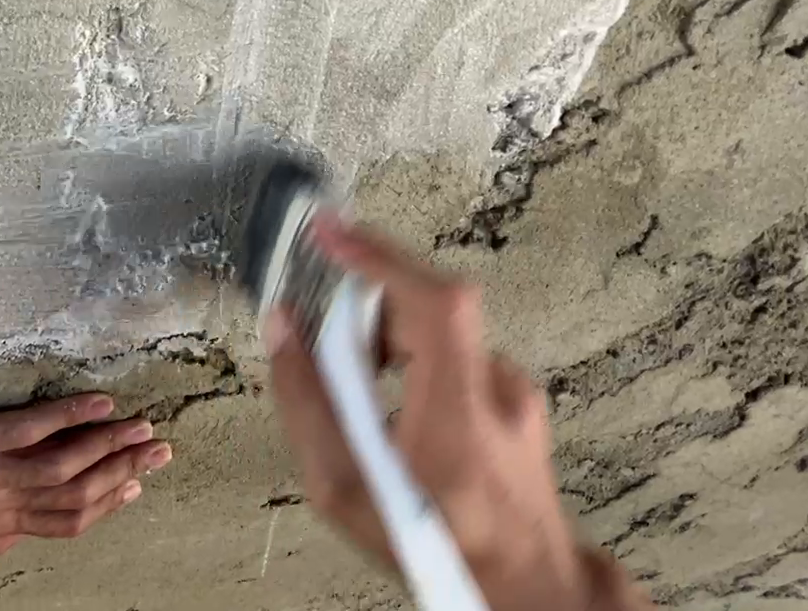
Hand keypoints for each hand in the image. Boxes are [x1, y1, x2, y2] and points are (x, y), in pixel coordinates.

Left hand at [0, 393, 172, 567]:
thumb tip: (11, 531)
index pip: (65, 520)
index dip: (106, 504)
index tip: (135, 487)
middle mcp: (4, 508)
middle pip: (80, 494)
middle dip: (125, 474)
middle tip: (161, 453)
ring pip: (68, 465)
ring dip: (112, 447)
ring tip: (145, 429)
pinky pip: (34, 429)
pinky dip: (72, 417)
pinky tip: (100, 404)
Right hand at [265, 215, 641, 610]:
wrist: (524, 583)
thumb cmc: (431, 543)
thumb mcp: (341, 489)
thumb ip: (303, 401)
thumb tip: (283, 324)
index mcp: (457, 421)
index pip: (433, 307)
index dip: (380, 258)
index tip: (330, 232)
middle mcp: (496, 391)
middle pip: (427, 303)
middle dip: (365, 298)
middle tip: (324, 330)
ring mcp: (512, 385)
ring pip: (435, 320)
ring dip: (384, 327)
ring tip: (357, 380)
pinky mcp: (512, 384)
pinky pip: (449, 339)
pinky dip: (409, 345)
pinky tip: (391, 391)